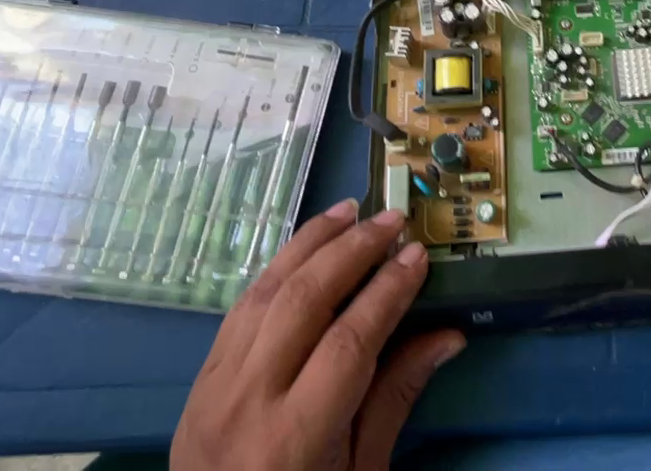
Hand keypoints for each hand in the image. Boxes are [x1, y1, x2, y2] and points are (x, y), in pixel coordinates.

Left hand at [170, 200, 464, 470]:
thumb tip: (449, 335)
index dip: (388, 292)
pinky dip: (279, 267)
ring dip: (311, 243)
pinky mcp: (200, 375)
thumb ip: (396, 396)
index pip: (348, 343)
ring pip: (265, 291)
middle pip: (303, 301)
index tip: (418, 255)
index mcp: (293, 438)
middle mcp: (247, 401)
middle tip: (392, 220)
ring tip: (350, 212)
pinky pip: (242, 305)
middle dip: (352, 250)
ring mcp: (214, 385)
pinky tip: (307, 247)